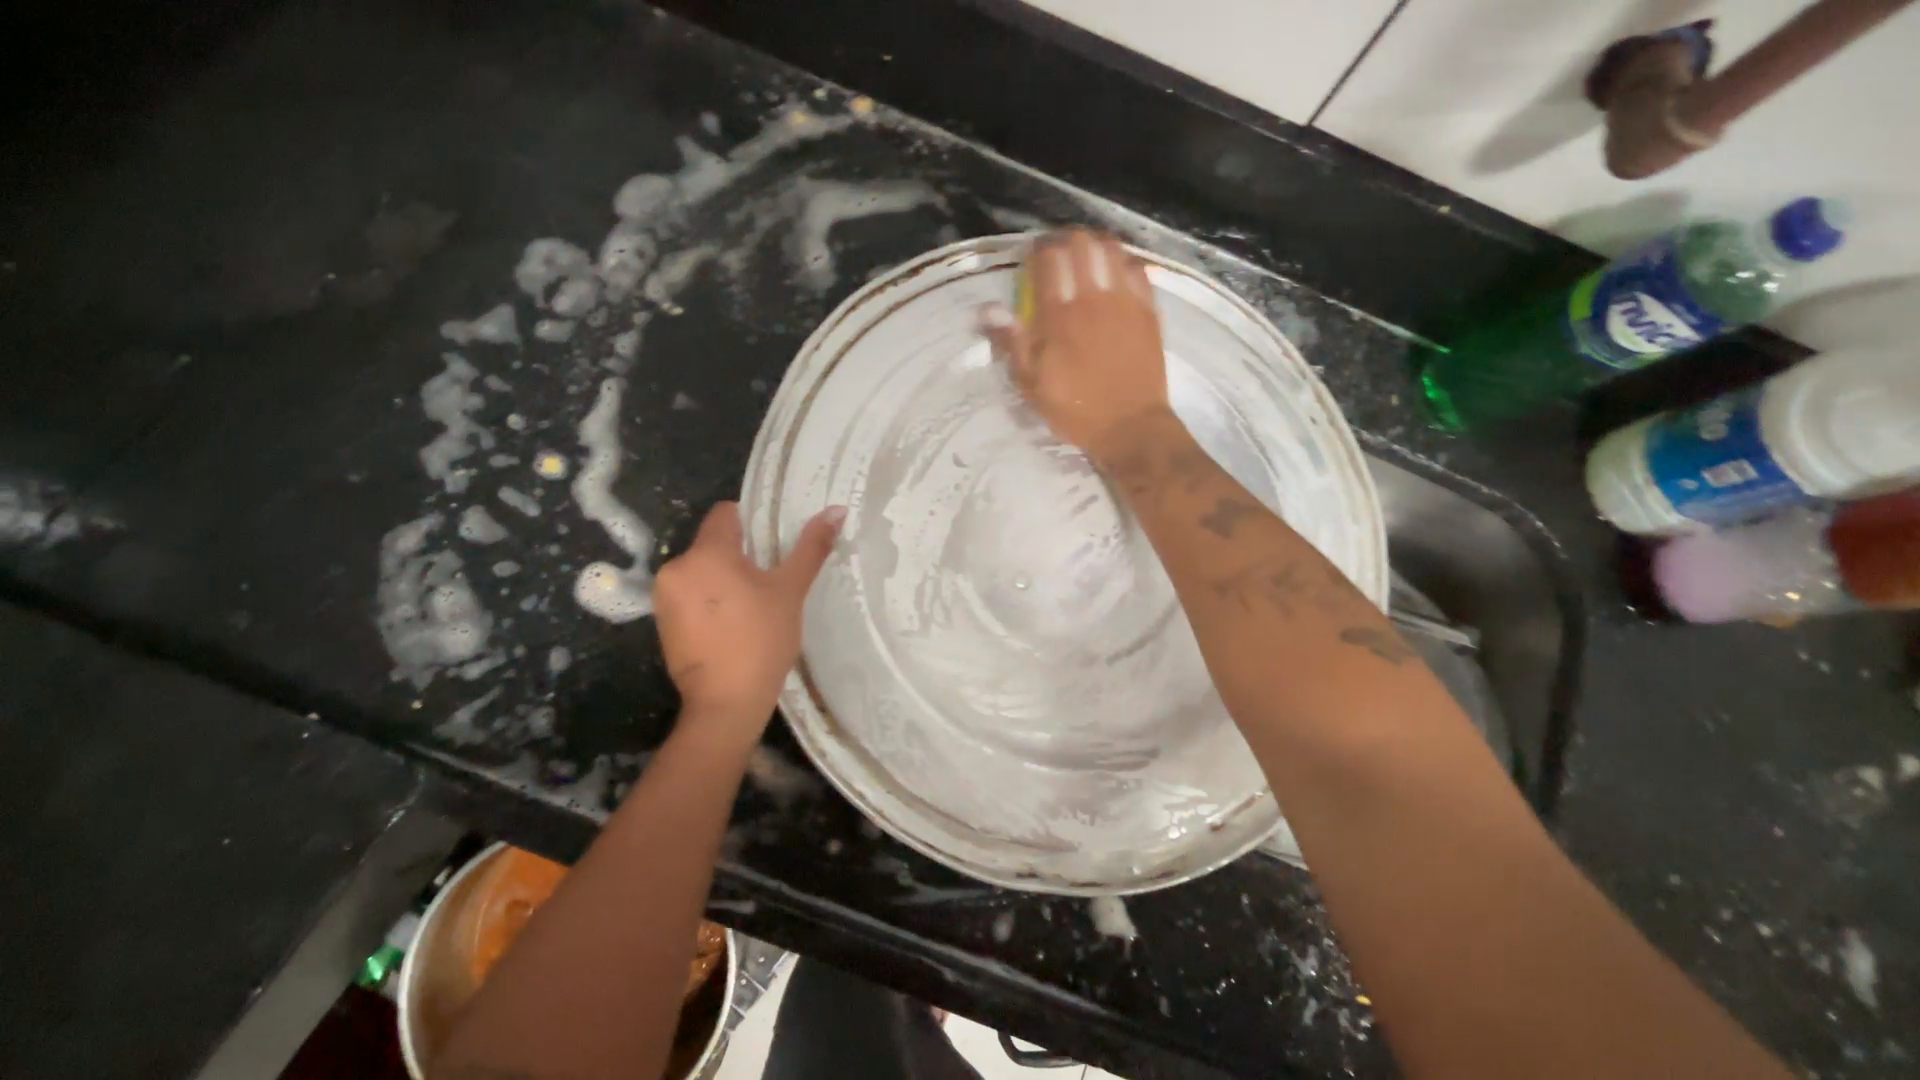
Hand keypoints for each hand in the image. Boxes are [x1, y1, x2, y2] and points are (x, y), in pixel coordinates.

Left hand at [654, 501, 844, 737]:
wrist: (725, 703)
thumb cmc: (761, 640)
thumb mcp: (790, 591)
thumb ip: (811, 548)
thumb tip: (836, 510)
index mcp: (706, 552)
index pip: (725, 513)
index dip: (751, 522)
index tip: (772, 545)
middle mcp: (676, 567)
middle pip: (711, 544)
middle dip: (738, 557)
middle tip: (767, 582)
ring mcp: (664, 597)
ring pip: (700, 572)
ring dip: (721, 581)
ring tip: (750, 608)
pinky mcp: (662, 623)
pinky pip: (688, 597)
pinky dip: (707, 604)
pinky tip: (729, 627)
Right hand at [982, 229, 1170, 462]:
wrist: (1131, 427)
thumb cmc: (1076, 410)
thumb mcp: (1032, 385)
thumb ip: (1012, 342)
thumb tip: (987, 308)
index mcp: (1059, 316)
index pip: (1047, 260)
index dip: (1037, 250)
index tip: (1032, 256)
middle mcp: (1093, 299)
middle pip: (1081, 244)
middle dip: (1066, 241)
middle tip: (1060, 253)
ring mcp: (1125, 302)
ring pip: (1111, 250)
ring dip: (1096, 246)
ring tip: (1089, 257)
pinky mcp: (1148, 311)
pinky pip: (1138, 270)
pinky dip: (1124, 263)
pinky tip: (1118, 273)